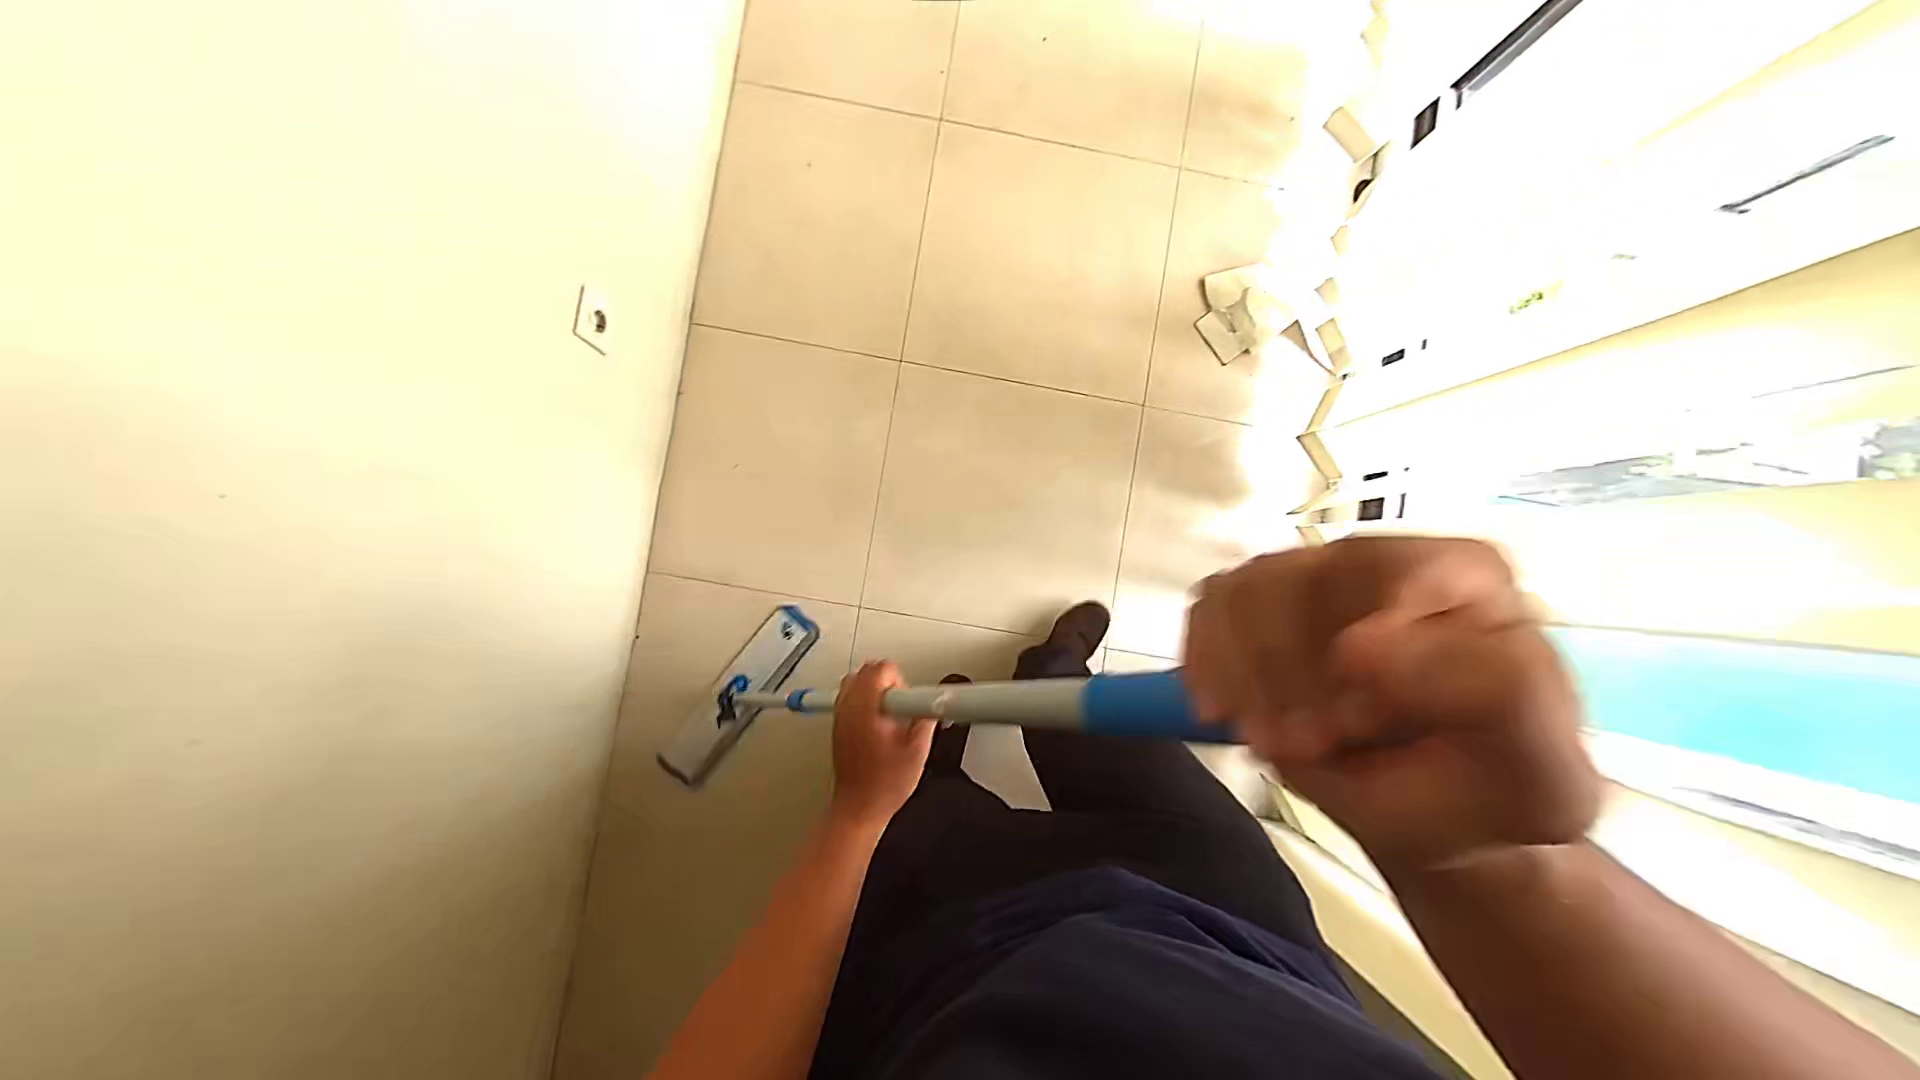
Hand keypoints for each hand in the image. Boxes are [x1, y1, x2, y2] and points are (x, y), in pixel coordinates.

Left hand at [829, 661, 933, 829]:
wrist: (859, 807)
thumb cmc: (883, 785)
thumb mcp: (918, 751)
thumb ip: (926, 719)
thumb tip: (934, 703)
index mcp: (868, 710)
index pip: (882, 669)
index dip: (902, 681)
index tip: (910, 700)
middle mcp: (849, 708)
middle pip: (866, 669)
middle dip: (889, 680)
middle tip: (902, 706)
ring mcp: (841, 716)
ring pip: (854, 679)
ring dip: (873, 687)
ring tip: (889, 711)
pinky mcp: (838, 725)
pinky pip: (847, 696)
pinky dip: (862, 699)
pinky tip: (876, 720)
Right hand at [1183, 536, 1599, 872]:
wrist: (1434, 815)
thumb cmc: (1488, 789)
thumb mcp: (1540, 772)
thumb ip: (1487, 694)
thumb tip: (1357, 646)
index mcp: (1462, 578)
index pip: (1404, 568)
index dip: (1372, 639)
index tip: (1360, 719)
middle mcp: (1373, 563)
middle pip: (1301, 580)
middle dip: (1292, 675)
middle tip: (1310, 746)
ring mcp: (1303, 580)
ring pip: (1243, 593)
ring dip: (1244, 677)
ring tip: (1272, 742)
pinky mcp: (1251, 609)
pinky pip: (1207, 609)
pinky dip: (1205, 663)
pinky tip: (1222, 712)